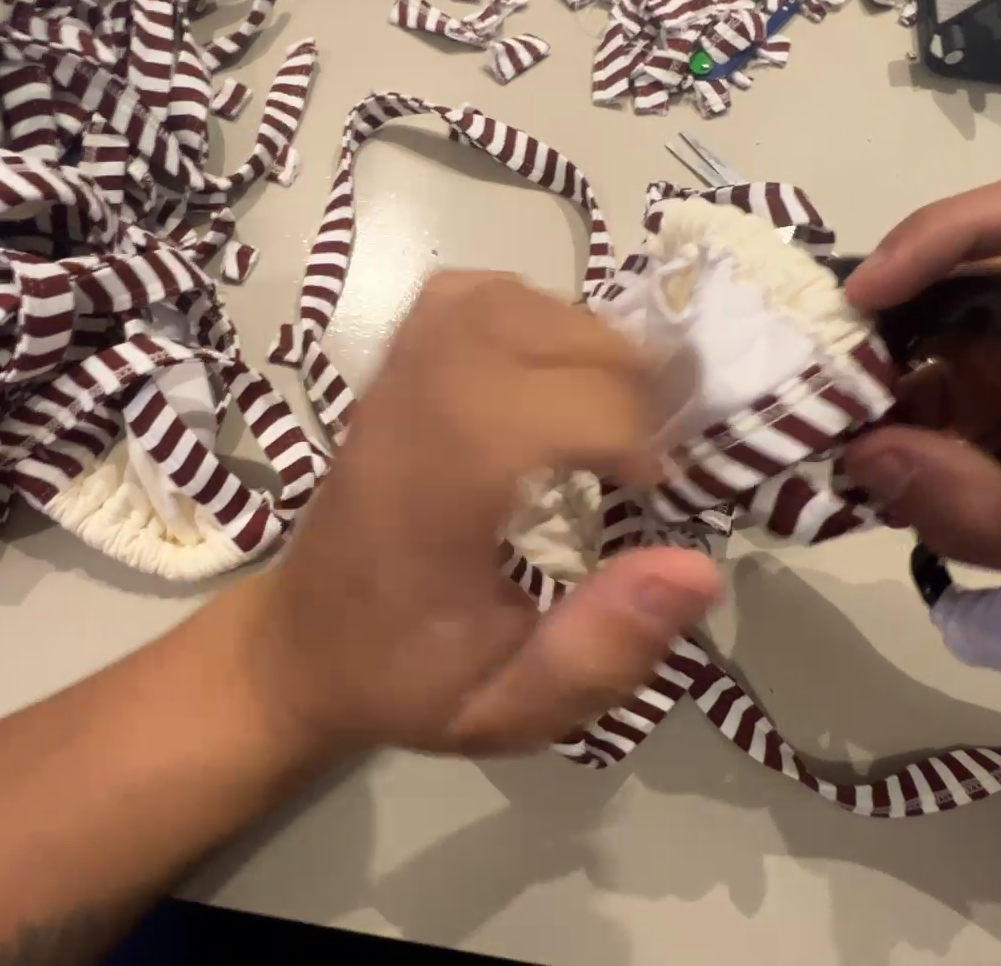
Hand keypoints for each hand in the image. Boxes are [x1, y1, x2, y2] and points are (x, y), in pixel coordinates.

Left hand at [248, 272, 721, 756]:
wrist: (301, 643)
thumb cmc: (403, 676)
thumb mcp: (508, 704)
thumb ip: (599, 651)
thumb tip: (699, 568)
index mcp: (432, 500)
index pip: (543, 412)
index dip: (627, 432)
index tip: (654, 488)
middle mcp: (407, 418)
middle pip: (530, 335)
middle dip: (621, 375)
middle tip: (652, 441)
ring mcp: (392, 380)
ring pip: (503, 301)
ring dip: (582, 338)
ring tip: (613, 403)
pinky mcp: (390, 368)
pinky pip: (465, 297)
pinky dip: (527, 311)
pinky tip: (549, 366)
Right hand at [838, 168, 1000, 578]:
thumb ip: (989, 506)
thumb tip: (859, 456)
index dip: (947, 234)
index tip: (864, 292)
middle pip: (958, 281)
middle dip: (880, 325)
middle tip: (812, 375)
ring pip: (925, 348)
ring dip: (874, 393)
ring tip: (831, 443)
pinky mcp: (999, 411)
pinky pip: (923, 406)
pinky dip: (887, 437)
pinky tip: (870, 478)